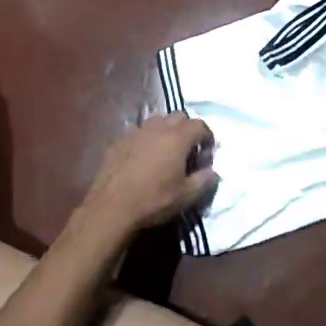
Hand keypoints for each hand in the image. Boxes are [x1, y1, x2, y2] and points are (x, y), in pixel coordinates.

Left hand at [74, 115, 217, 239]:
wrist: (111, 208)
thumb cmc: (153, 200)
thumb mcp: (186, 196)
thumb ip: (205, 181)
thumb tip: (214, 172)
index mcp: (177, 138)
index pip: (200, 125)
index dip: (208, 138)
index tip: (207, 155)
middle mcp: (157, 128)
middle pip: (179, 117)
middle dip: (188, 129)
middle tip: (188, 150)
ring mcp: (136, 132)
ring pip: (158, 120)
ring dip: (167, 130)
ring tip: (166, 151)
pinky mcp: (119, 141)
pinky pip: (139, 131)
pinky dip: (147, 138)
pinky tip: (144, 157)